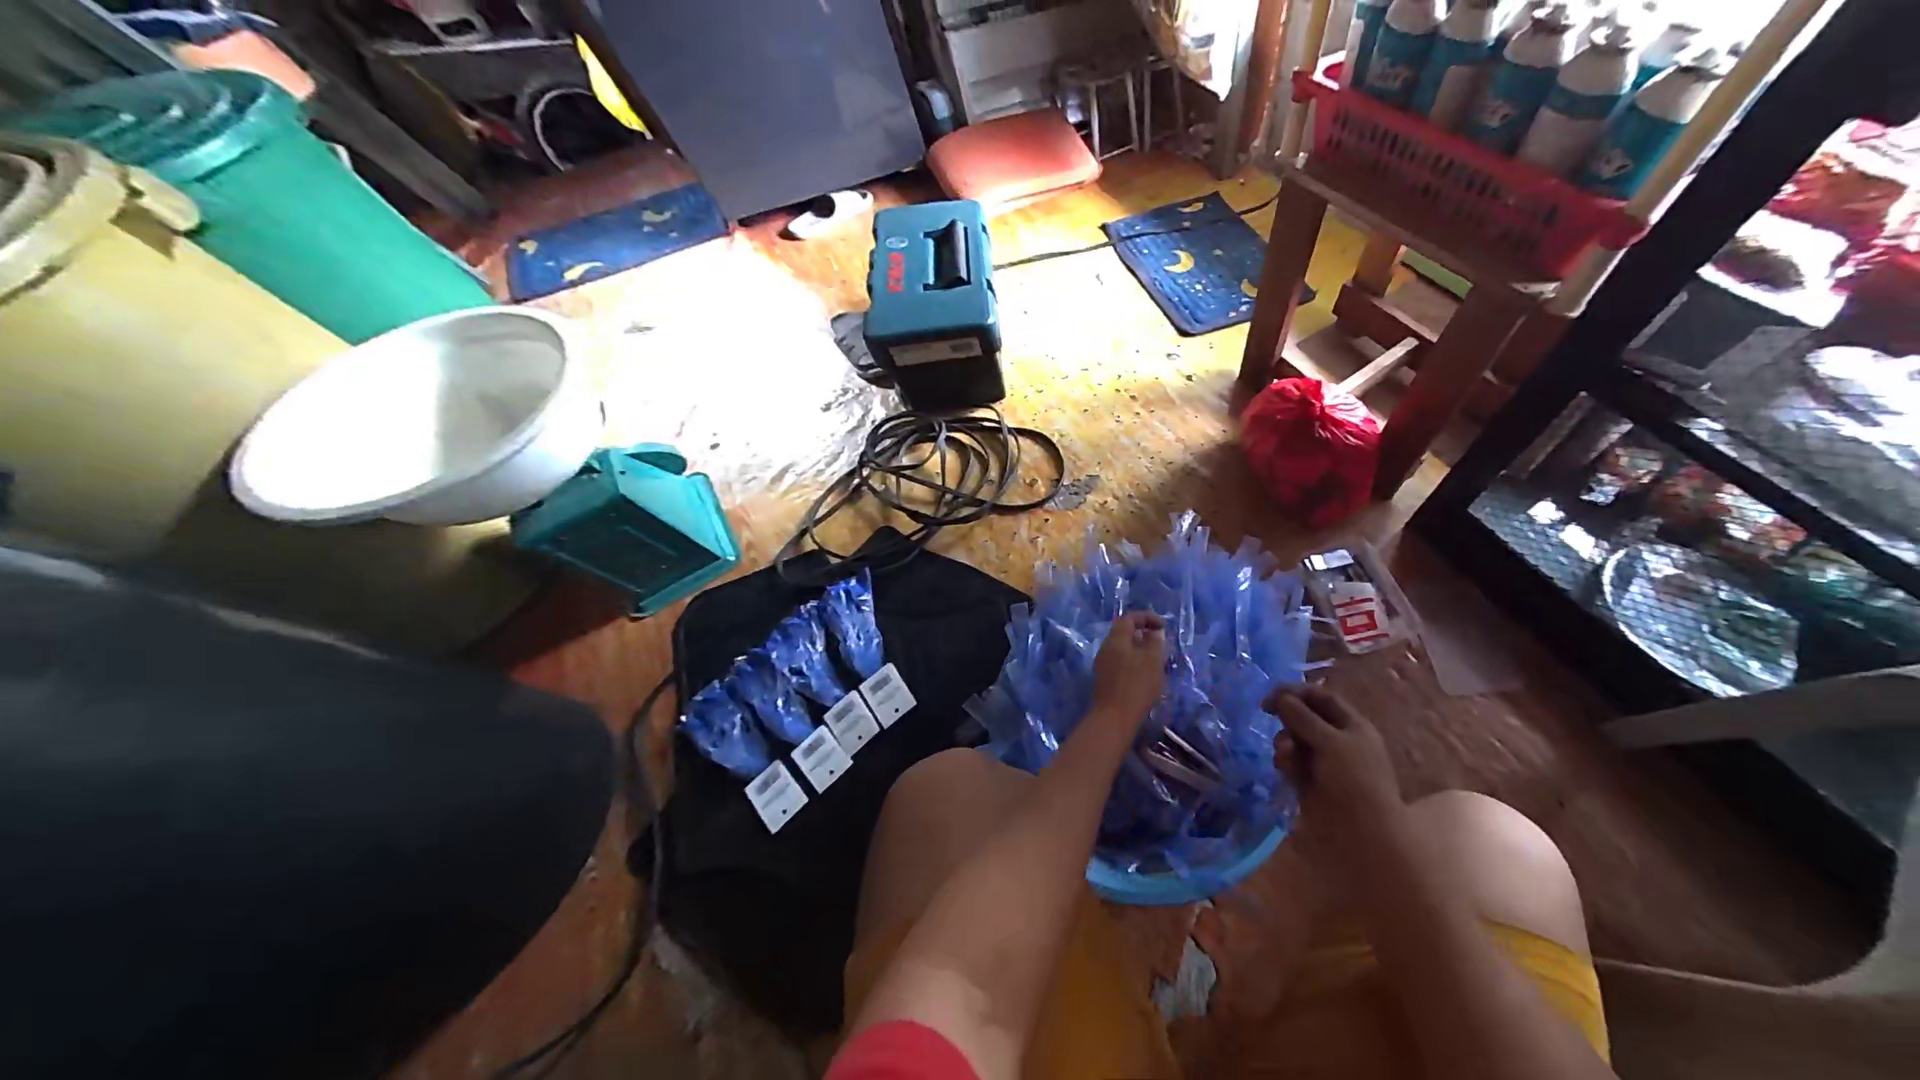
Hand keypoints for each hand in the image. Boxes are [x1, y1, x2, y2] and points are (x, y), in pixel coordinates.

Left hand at [1089, 612, 1166, 724]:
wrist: (1113, 718)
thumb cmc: (1136, 686)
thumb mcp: (1152, 661)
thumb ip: (1155, 642)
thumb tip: (1155, 632)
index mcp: (1115, 639)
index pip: (1129, 618)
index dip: (1147, 618)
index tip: (1164, 627)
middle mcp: (1106, 648)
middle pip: (1125, 633)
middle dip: (1144, 634)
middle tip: (1162, 644)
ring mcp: (1103, 663)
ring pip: (1123, 649)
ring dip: (1141, 650)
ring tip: (1158, 661)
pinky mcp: (1105, 678)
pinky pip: (1121, 662)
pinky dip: (1135, 662)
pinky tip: (1146, 675)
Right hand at [1267, 687, 1402, 837]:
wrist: (1361, 834)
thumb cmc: (1353, 780)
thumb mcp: (1330, 741)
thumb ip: (1302, 716)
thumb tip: (1280, 696)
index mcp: (1353, 726)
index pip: (1322, 698)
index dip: (1297, 693)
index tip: (1270, 697)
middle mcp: (1338, 741)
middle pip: (1304, 718)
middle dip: (1288, 719)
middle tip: (1270, 719)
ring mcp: (1324, 763)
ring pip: (1294, 740)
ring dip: (1285, 742)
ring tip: (1285, 755)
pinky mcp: (1309, 782)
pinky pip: (1291, 762)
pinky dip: (1286, 762)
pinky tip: (1286, 771)